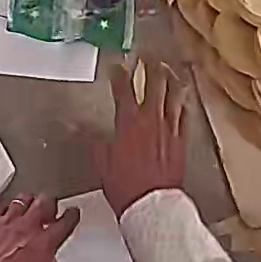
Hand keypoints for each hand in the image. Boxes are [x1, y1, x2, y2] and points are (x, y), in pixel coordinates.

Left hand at [0, 193, 80, 261]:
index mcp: (44, 245)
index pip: (65, 222)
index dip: (71, 216)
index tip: (72, 213)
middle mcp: (26, 229)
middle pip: (44, 202)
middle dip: (50, 204)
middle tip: (50, 209)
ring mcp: (6, 225)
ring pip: (22, 200)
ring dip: (28, 203)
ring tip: (29, 206)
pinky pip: (1, 209)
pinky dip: (7, 210)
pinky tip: (7, 215)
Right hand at [94, 60, 188, 215]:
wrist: (152, 205)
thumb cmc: (126, 186)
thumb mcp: (102, 162)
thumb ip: (92, 140)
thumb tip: (75, 126)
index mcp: (129, 123)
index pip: (123, 90)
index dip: (119, 74)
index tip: (117, 64)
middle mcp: (151, 121)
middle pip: (154, 84)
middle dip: (152, 66)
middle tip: (150, 55)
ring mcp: (169, 129)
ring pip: (174, 96)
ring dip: (172, 79)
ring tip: (170, 68)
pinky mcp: (181, 141)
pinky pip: (185, 116)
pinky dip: (184, 104)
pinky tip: (185, 98)